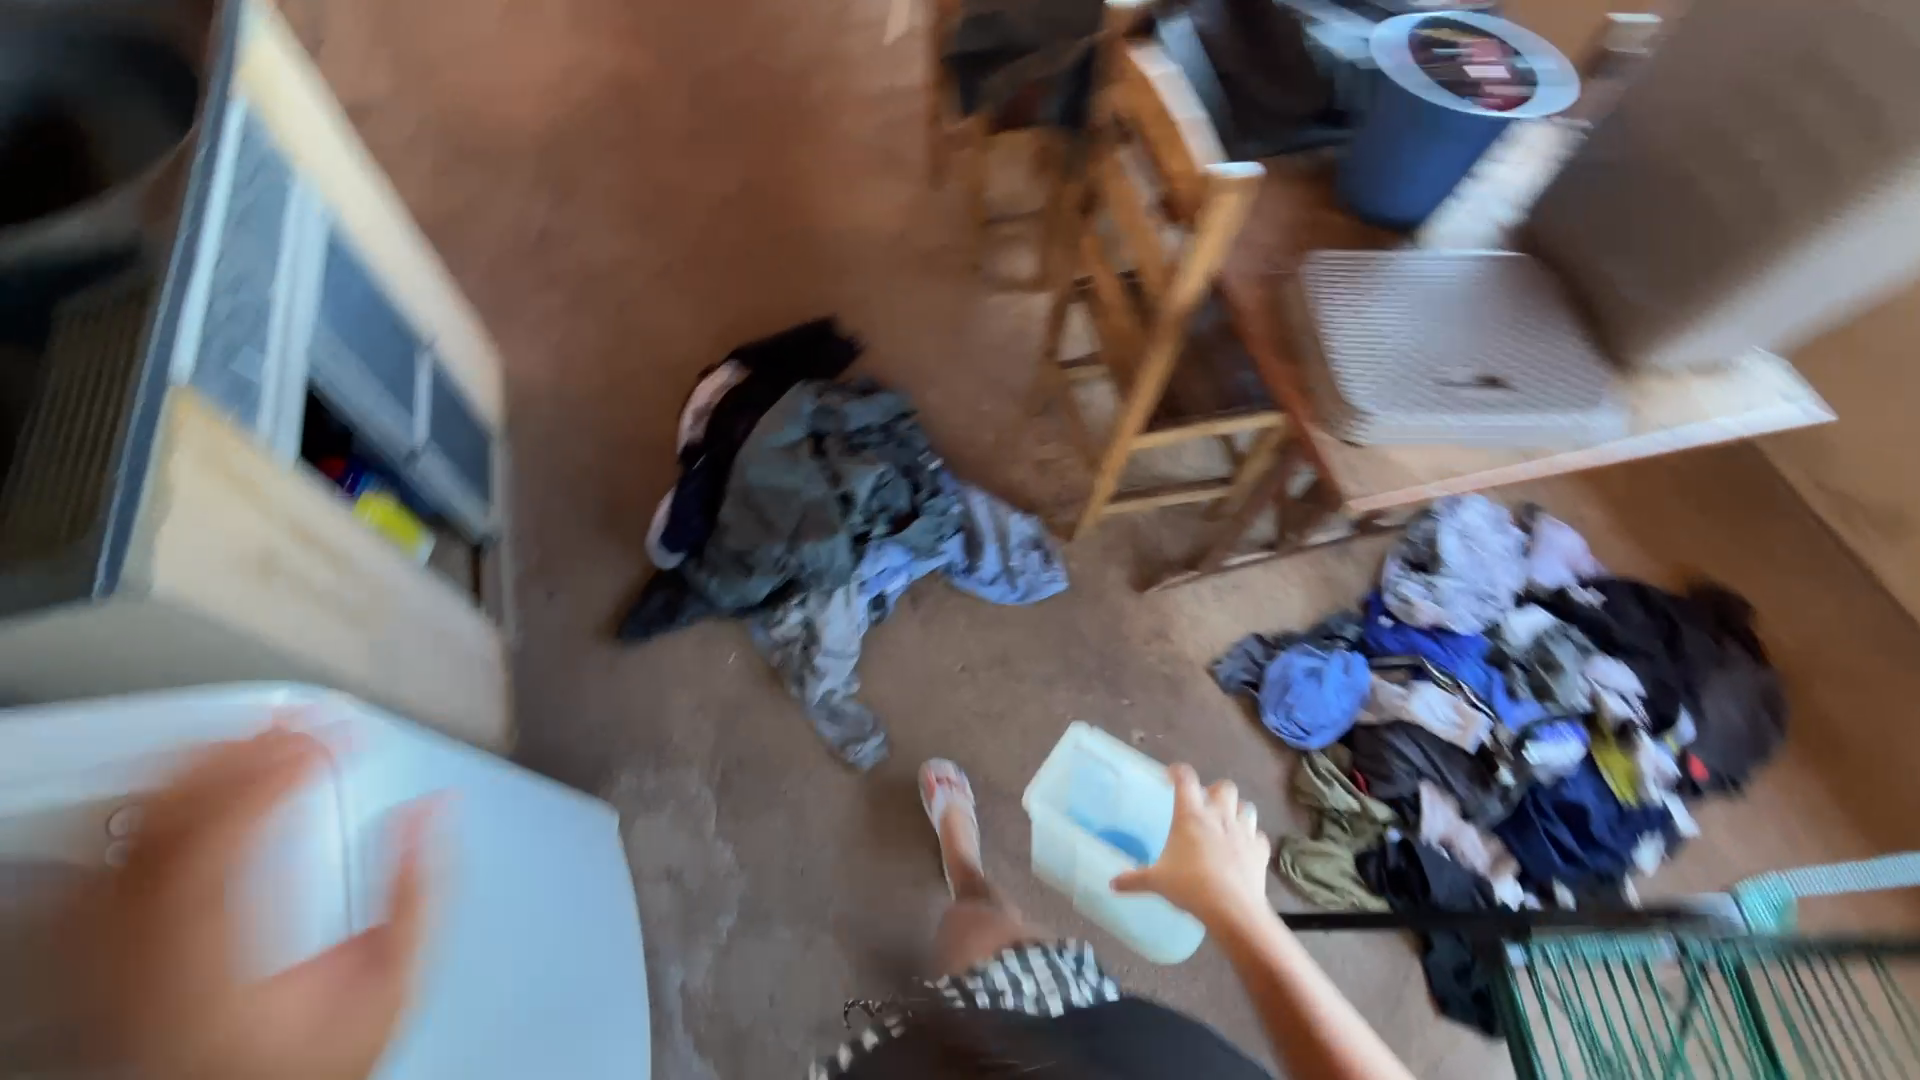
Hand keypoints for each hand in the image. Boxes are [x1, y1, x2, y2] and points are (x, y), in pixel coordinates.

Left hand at [83, 728, 433, 1079]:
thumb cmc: (311, 1059)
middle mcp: (144, 964)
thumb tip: (430, 808)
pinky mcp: (89, 957)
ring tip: (255, 734)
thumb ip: (415, 893)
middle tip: (297, 718)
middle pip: (166, 825)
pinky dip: (152, 805)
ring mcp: (102, 962)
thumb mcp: (392, 986)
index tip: (331, 735)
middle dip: (239, 752)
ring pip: (123, 837)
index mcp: (219, 970)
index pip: (229, 840)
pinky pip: (100, 863)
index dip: (280, 770)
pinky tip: (195, 779)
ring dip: (194, 768)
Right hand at [1110, 764, 1271, 930]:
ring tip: (1227, 823)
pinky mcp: (1260, 850)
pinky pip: (1259, 837)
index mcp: (1191, 815)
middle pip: (1224, 786)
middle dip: (1215, 791)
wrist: (1232, 909)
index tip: (1171, 777)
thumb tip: (1112, 883)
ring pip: (1247, 807)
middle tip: (1205, 804)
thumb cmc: (1190, 886)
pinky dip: (1252, 839)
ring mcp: (1243, 831)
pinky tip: (1244, 849)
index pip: (1185, 778)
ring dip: (1237, 811)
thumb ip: (1134, 880)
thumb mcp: (1156, 882)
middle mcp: (1219, 816)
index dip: (1178, 772)